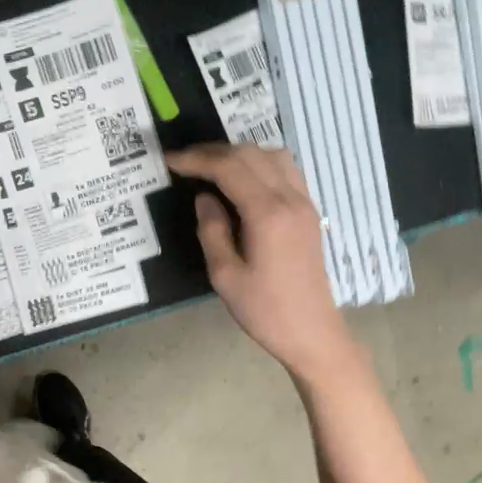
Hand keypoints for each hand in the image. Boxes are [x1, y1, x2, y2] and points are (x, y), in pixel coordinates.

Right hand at [167, 143, 357, 378]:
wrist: (311, 330)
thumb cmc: (264, 310)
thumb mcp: (224, 276)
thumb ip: (212, 231)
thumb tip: (205, 198)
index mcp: (267, 214)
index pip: (228, 168)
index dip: (197, 159)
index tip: (170, 161)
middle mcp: (289, 198)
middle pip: (250, 154)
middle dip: (214, 152)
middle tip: (185, 162)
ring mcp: (304, 202)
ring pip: (272, 155)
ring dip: (239, 153)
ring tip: (212, 167)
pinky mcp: (309, 211)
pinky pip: (286, 170)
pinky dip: (260, 163)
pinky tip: (243, 178)